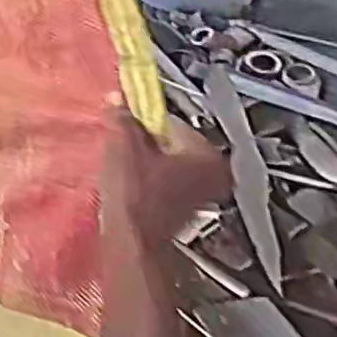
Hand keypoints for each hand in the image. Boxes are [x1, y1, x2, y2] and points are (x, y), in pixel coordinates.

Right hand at [99, 107, 229, 250]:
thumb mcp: (121, 147)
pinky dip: (152, 175)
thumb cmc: (134, 193)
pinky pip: (170, 178)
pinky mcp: (191, 206)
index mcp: (208, 154)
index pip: (170, 121)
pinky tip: (133, 182)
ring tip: (124, 165)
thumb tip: (119, 98)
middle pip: (173, 141)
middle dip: (146, 140)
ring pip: (171, 161)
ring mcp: (207, 192)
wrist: (133, 237)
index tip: (122, 125)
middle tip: (122, 145)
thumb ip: (122, 118)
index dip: (141, 121)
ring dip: (147, 158)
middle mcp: (218, 172)